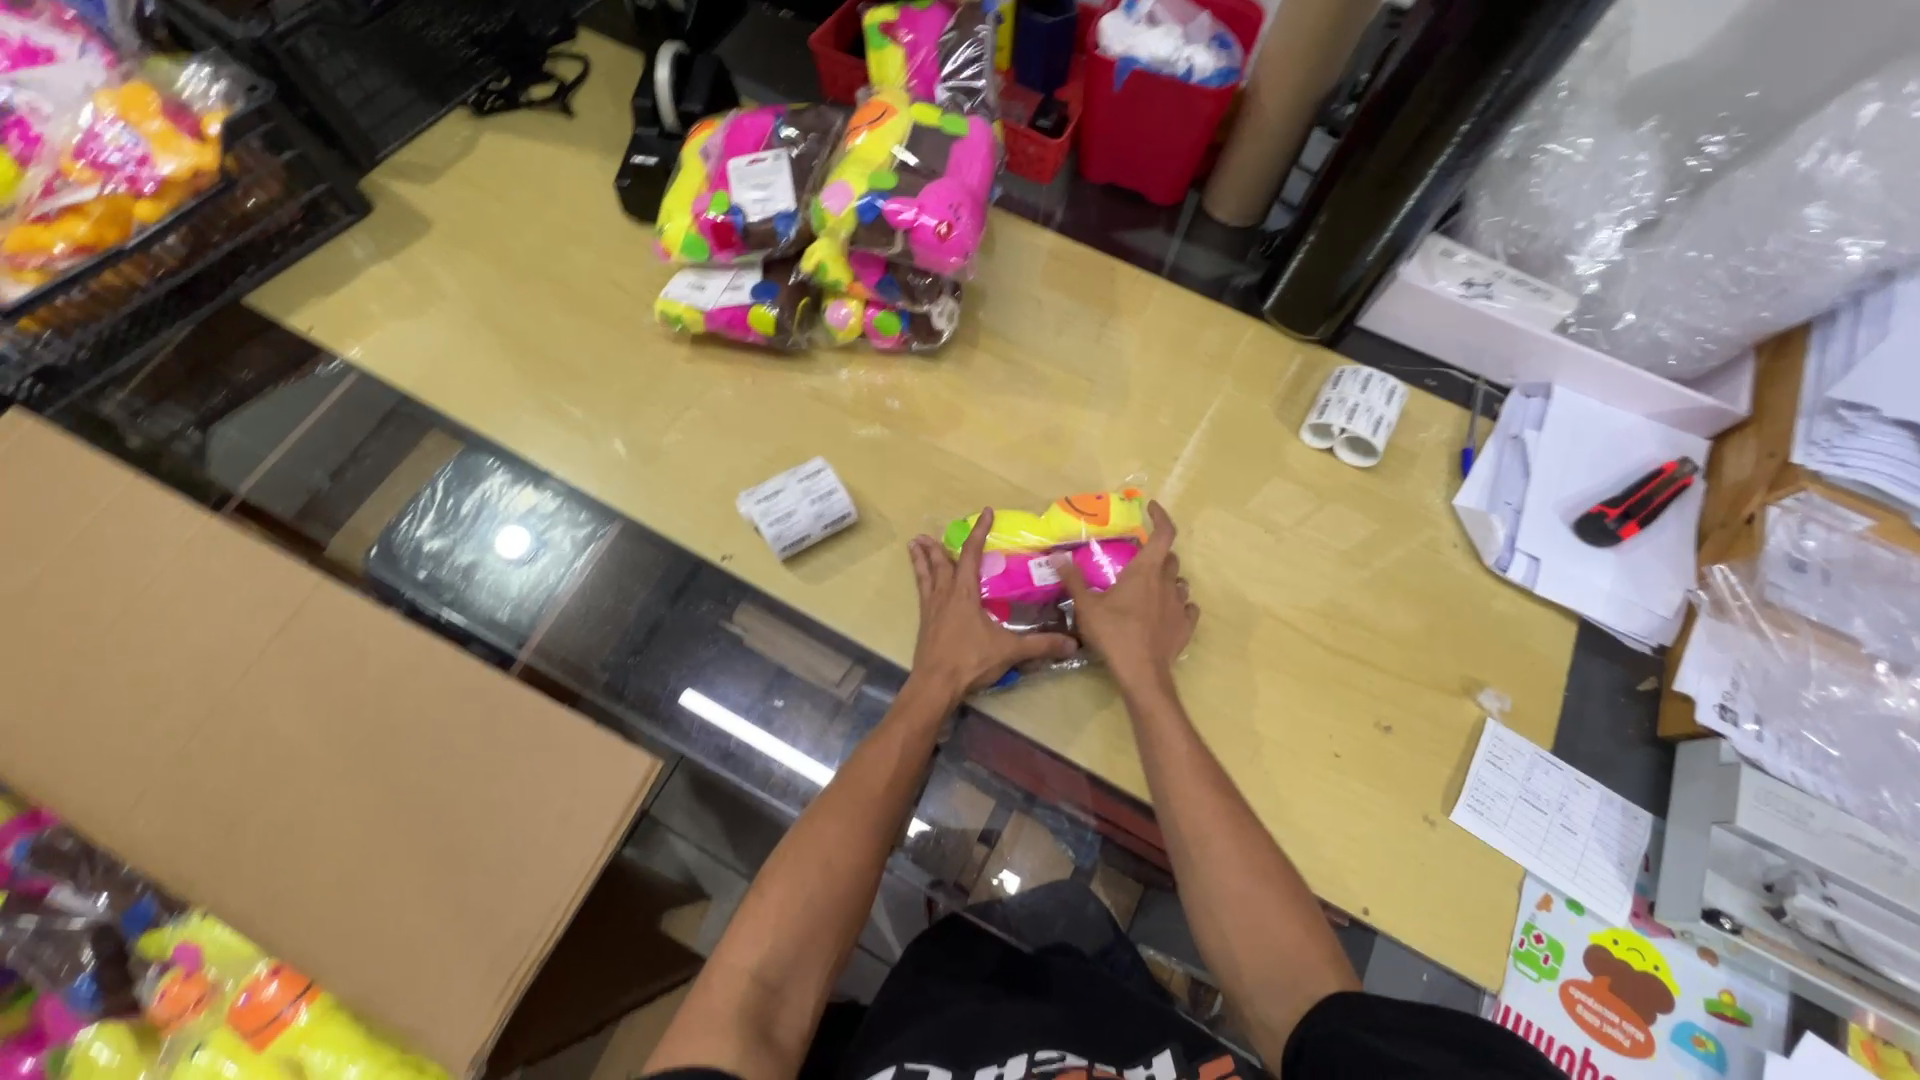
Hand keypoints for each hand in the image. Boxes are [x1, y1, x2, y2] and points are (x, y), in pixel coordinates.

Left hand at [908, 509, 1078, 697]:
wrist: (935, 685)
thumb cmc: (970, 661)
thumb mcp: (1009, 651)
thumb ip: (1040, 644)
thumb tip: (1072, 643)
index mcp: (964, 594)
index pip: (971, 555)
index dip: (979, 533)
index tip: (985, 513)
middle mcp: (944, 596)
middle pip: (939, 563)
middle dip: (936, 547)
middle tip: (927, 533)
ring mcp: (931, 610)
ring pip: (925, 577)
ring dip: (921, 560)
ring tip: (914, 544)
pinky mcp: (925, 625)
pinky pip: (922, 594)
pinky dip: (921, 582)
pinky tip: (923, 586)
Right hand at [1058, 501, 1197, 693]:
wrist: (1141, 672)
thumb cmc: (1113, 633)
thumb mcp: (1086, 605)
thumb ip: (1073, 579)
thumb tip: (1058, 556)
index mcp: (1146, 571)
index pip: (1164, 534)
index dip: (1160, 517)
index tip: (1150, 508)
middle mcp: (1168, 582)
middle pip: (1170, 558)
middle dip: (1157, 554)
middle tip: (1139, 559)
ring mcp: (1180, 605)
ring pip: (1179, 583)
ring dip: (1168, 579)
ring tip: (1151, 586)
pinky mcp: (1186, 626)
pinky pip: (1187, 608)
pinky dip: (1178, 605)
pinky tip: (1167, 611)